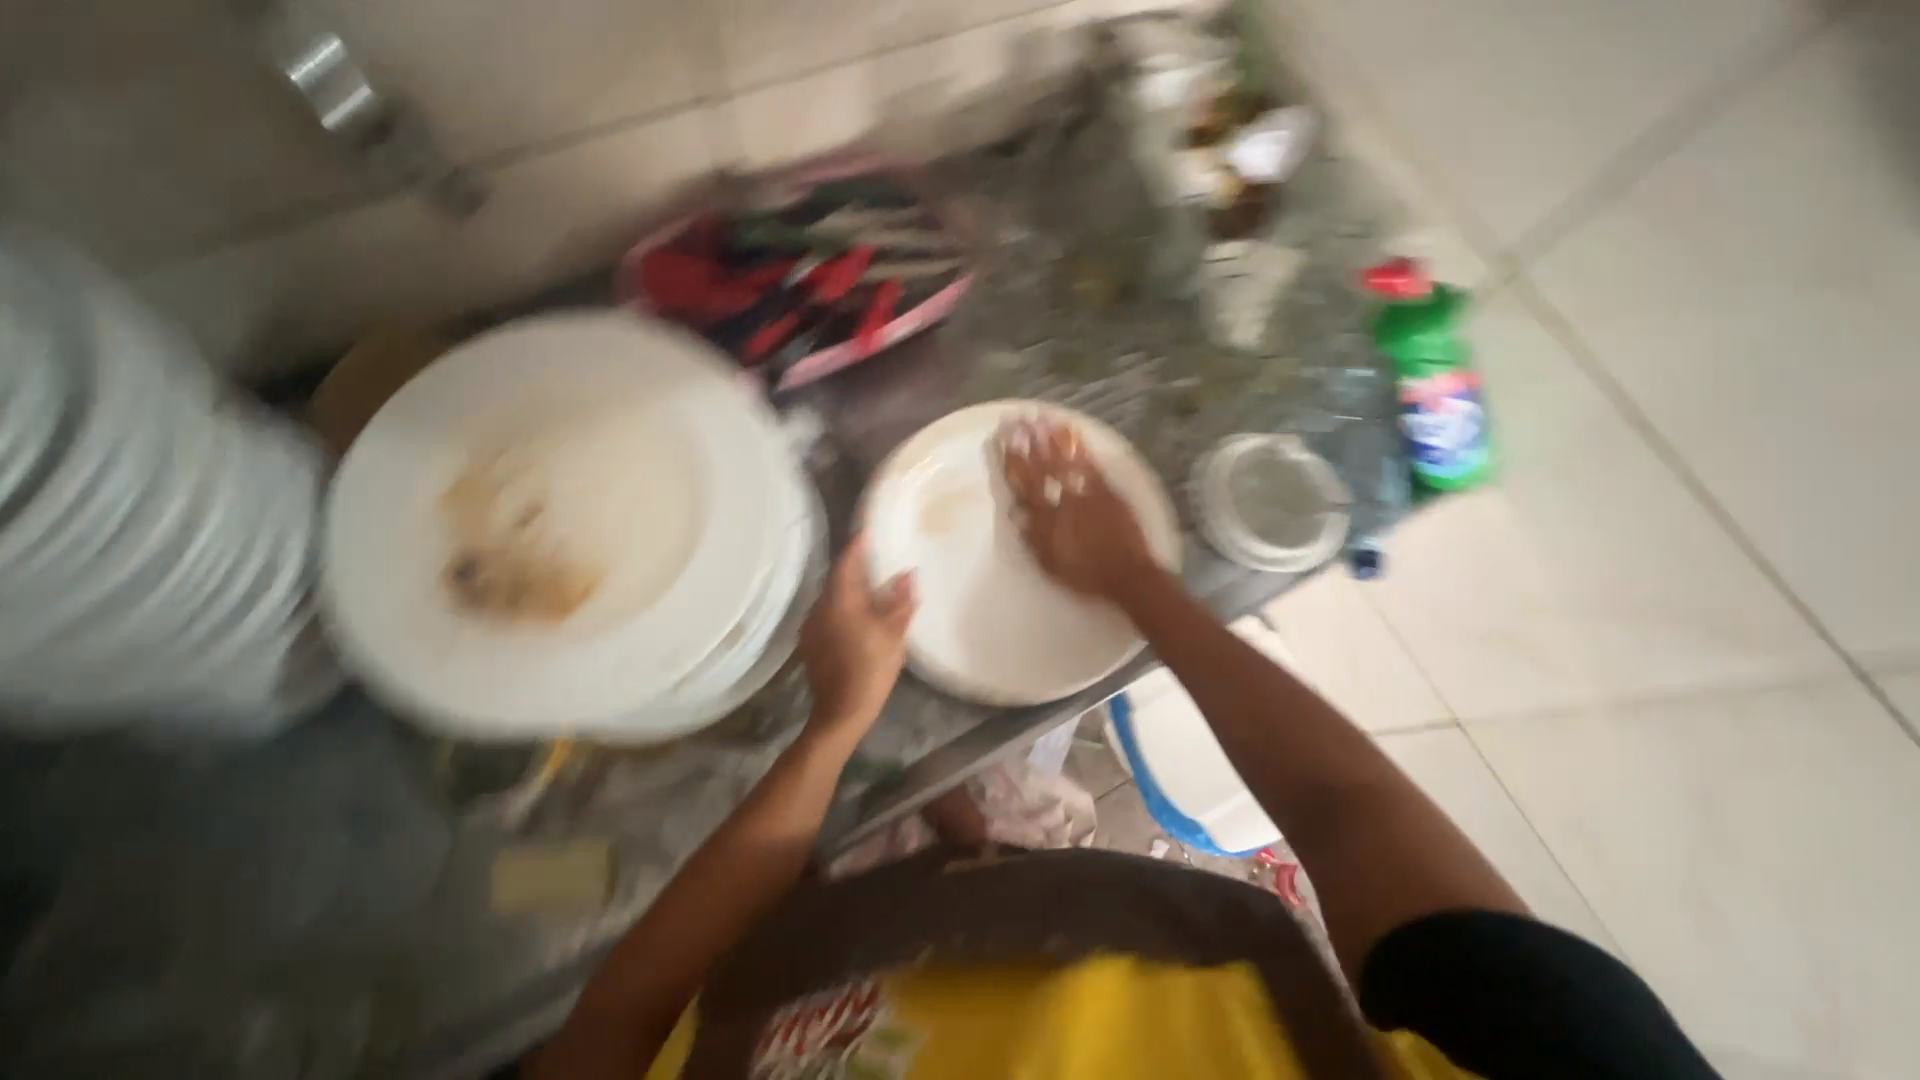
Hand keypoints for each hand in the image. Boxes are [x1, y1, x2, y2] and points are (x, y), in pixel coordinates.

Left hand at [799, 535, 915, 737]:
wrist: (841, 712)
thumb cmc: (871, 669)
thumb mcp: (894, 634)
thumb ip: (901, 601)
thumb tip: (908, 574)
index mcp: (839, 601)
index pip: (846, 564)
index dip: (857, 547)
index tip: (867, 532)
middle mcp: (819, 608)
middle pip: (837, 581)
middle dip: (855, 570)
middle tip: (875, 561)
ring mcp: (810, 627)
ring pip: (831, 599)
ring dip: (849, 592)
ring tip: (871, 590)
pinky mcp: (809, 644)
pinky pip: (827, 616)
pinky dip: (842, 610)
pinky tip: (858, 618)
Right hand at [998, 415, 1158, 600]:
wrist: (1128, 575)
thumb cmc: (1086, 575)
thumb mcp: (1050, 564)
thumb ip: (1032, 538)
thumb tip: (1016, 511)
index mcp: (1046, 518)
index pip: (1022, 483)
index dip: (1010, 460)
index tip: (1001, 438)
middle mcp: (1063, 500)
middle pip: (1040, 465)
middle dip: (1026, 440)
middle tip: (1015, 418)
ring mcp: (1086, 492)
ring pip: (1064, 459)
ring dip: (1049, 437)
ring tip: (1039, 417)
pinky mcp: (1107, 489)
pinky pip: (1090, 463)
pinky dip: (1079, 446)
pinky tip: (1071, 430)